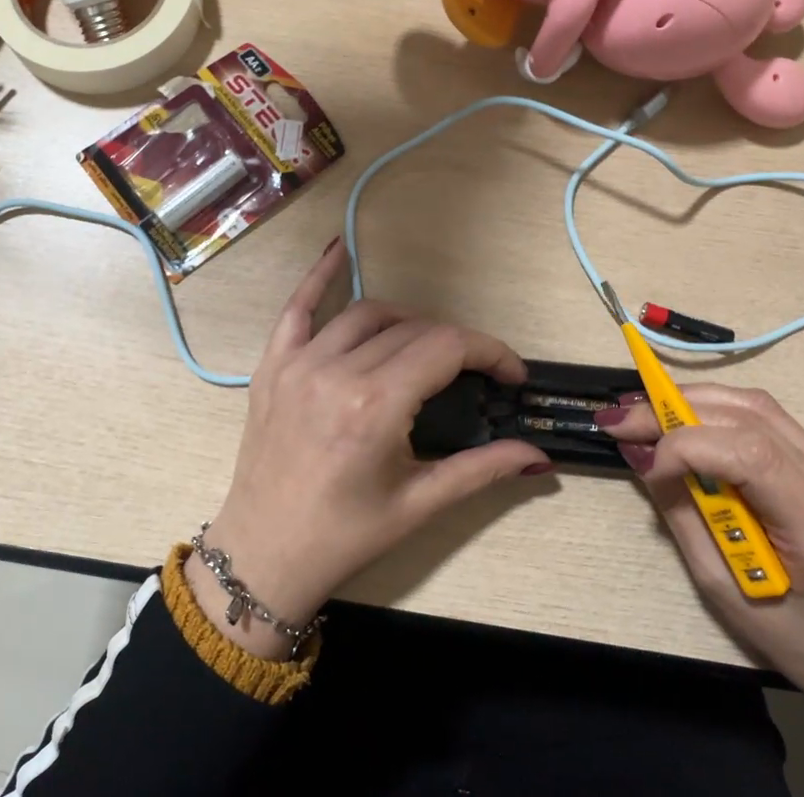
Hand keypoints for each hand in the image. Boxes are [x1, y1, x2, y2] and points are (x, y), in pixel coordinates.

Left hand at [190, 240, 550, 658]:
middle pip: (412, 330)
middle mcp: (335, 372)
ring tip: (429, 344)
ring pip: (366, 315)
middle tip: (475, 373)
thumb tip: (539, 457)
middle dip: (454, 344)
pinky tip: (340, 250)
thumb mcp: (417, 505)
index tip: (512, 375)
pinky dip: (319, 277)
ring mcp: (297, 363)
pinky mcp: (271, 366)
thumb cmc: (343, 536)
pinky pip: (296, 309)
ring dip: (407, 320)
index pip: (446, 348)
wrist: (263, 554)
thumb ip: (480, 470)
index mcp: (374, 407)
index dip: (490, 352)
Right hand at [602, 386, 803, 795]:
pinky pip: (768, 421)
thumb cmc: (797, 644)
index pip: (751, 454)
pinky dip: (717, 411)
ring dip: (694, 400)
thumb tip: (640, 456)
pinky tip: (682, 420)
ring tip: (642, 411)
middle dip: (675, 409)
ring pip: (759, 408)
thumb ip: (683, 517)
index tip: (642, 460)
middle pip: (751, 418)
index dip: (686, 444)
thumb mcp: (724, 591)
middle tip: (619, 419)